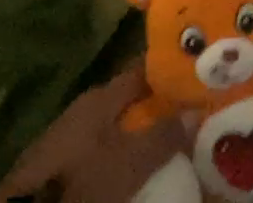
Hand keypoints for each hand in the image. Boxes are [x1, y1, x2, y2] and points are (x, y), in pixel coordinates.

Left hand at [0, 69, 188, 202]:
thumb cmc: (82, 182)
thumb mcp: (132, 163)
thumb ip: (165, 136)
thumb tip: (195, 111)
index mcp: (100, 97)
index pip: (142, 70)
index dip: (169, 70)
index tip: (196, 74)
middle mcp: (83, 108)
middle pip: (128, 98)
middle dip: (157, 104)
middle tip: (190, 111)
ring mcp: (66, 136)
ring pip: (113, 124)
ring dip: (138, 130)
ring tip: (166, 141)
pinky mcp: (56, 163)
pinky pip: (98, 147)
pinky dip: (119, 150)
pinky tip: (132, 165)